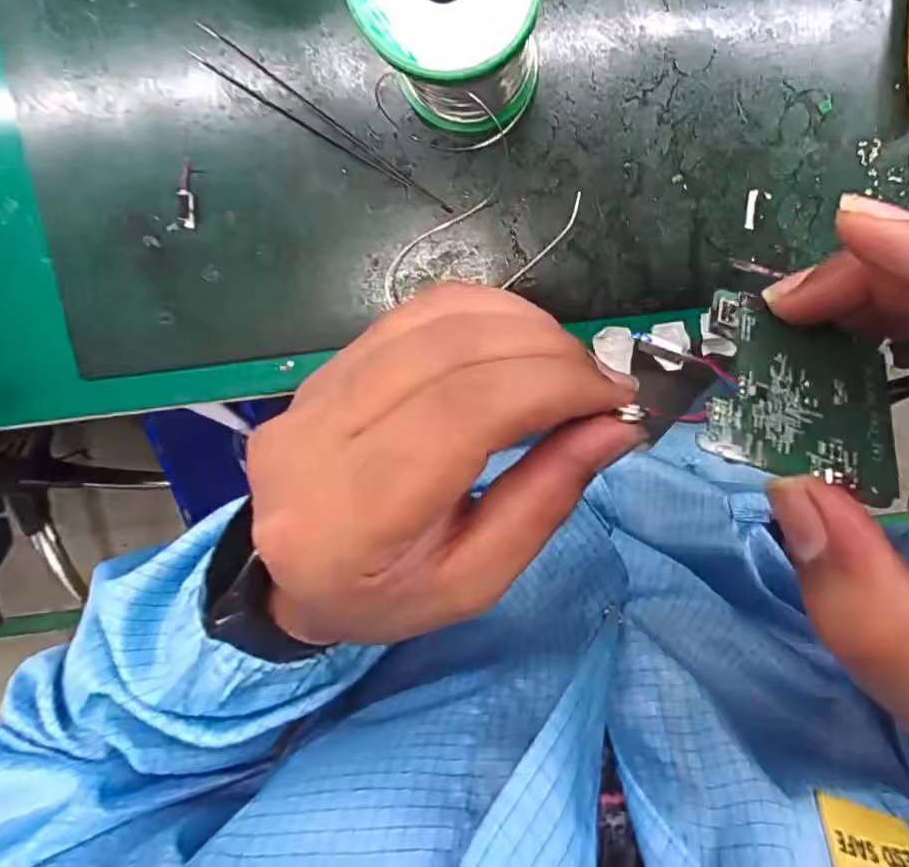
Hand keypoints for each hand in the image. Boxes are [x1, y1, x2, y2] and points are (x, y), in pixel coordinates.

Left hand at [246, 283, 644, 645]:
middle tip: (599, 379)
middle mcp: (319, 435)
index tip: (614, 395)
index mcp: (353, 513)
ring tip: (564, 360)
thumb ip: (543, 500)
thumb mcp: (472, 580)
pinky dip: (481, 312)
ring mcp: (314, 389)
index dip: (550, 386)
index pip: (462, 412)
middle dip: (546, 351)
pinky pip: (412, 313)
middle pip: (448, 352)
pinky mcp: (325, 365)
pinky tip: (515, 338)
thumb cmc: (384, 596)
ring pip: (431, 318)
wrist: (294, 573)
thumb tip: (613, 425)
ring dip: (519, 323)